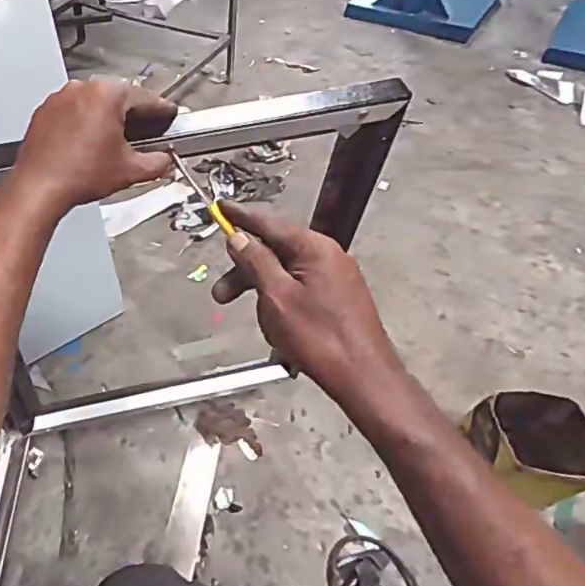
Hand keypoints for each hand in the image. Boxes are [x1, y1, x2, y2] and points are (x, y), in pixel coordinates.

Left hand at [5, 79, 177, 216]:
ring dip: (105, 120)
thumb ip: (158, 162)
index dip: (161, 110)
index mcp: (106, 95)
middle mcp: (81, 89)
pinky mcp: (45, 112)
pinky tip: (87, 148)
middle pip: (118, 98)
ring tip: (110, 148)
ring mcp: (60, 99)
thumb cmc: (76, 175)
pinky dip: (83, 125)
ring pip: (94, 104)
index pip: (145, 98)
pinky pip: (72, 112)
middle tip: (142, 136)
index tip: (168, 114)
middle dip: (132, 116)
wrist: (39, 188)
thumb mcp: (131, 170)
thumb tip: (164, 160)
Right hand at [211, 202, 404, 408]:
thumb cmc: (320, 338)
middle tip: (221, 295)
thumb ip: (255, 262)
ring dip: (266, 297)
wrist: (363, 377)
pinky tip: (281, 333)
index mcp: (314, 248)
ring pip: (287, 276)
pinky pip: (301, 293)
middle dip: (246, 275)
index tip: (221, 208)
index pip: (269, 224)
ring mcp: (337, 278)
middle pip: (275, 253)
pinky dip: (284, 307)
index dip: (240, 217)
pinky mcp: (339, 300)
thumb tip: (239, 238)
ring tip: (265, 327)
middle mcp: (328, 256)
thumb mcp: (277, 297)